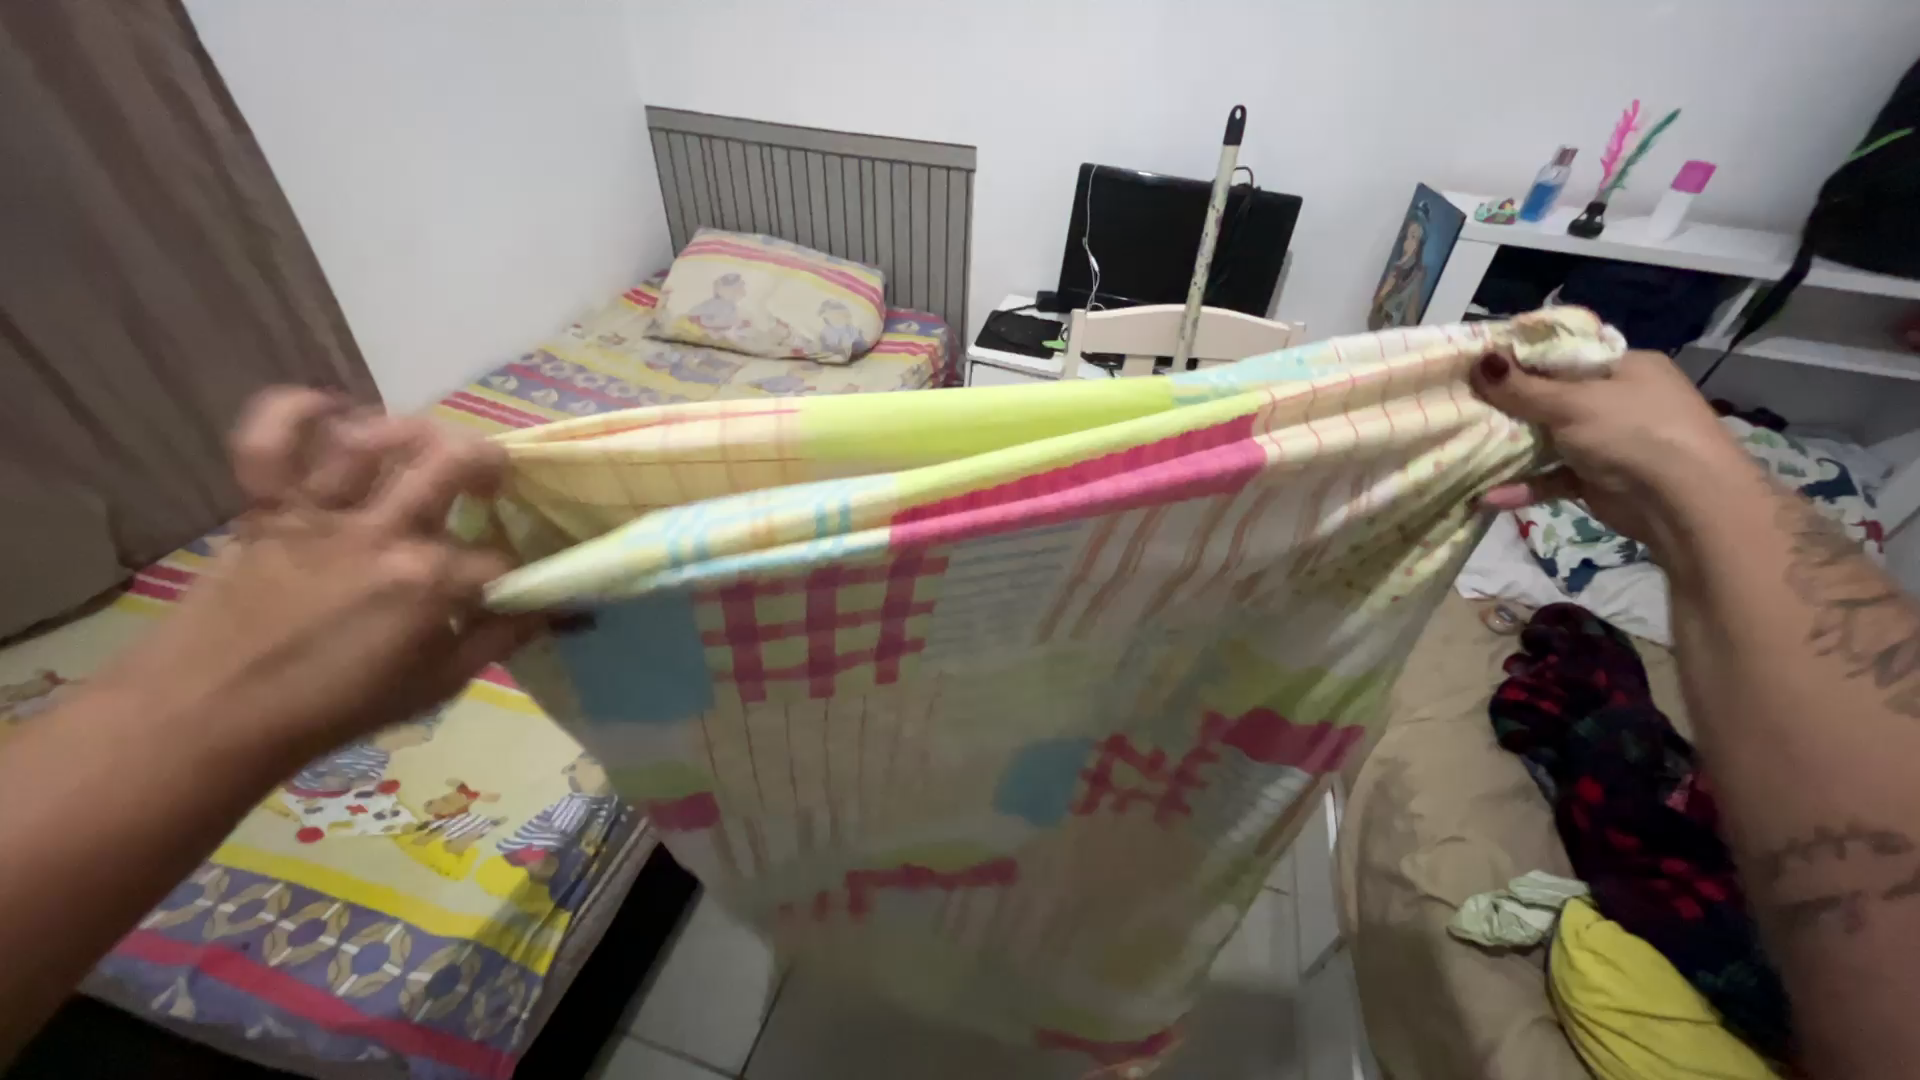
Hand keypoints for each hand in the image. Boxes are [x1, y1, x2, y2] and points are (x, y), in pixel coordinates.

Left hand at [95, 388, 536, 761]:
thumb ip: (501, 640)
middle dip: (492, 464)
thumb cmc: (335, 707)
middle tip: (497, 480)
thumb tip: (558, 612)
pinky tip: (331, 407)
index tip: (519, 582)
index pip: (501, 558)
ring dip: (413, 430)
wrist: (207, 719)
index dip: (518, 570)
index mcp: (431, 581)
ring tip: (431, 442)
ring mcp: (320, 516)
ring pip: (374, 440)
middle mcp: (384, 533)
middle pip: (455, 464)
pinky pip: (266, 445)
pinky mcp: (266, 511)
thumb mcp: (439, 684)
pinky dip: (293, 413)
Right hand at [1470, 348, 1751, 553]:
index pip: (1563, 355)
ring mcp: (1608, 439)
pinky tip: (1490, 497)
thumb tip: (1479, 360)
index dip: (1519, 360)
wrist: (1683, 502)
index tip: (1476, 367)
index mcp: (1624, 367)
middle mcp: (1618, 399)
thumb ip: (1521, 387)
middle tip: (1463, 406)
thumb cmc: (1632, 433)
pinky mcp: (1596, 477)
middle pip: (1549, 397)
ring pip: (1547, 439)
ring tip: (1466, 448)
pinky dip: (1525, 486)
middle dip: (1507, 406)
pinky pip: (1551, 476)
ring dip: (1510, 448)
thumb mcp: (1572, 403)